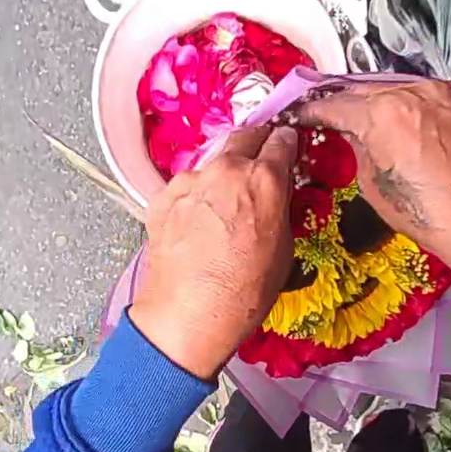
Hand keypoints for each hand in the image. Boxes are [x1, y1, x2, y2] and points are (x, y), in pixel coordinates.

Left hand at [129, 125, 298, 377]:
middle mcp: (226, 169)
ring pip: (214, 163)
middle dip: (257, 145)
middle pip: (245, 137)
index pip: (281, 141)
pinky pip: (188, 186)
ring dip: (224, 174)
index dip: (287, 145)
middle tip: (262, 161)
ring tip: (226, 204)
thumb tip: (277, 195)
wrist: (190, 314)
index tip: (287, 149)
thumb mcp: (284, 248)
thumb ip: (281, 208)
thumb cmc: (246, 289)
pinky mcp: (163, 197)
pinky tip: (200, 221)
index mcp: (264, 179)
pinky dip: (198, 195)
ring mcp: (190, 180)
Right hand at [298, 79, 450, 284]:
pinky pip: (427, 97)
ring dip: (381, 103)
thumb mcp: (372, 185)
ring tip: (371, 122)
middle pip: (366, 90)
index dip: (315, 111)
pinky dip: (413, 108)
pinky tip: (408, 126)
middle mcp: (413, 93)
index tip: (305, 114)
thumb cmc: (427, 212)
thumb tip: (357, 136)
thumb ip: (359, 149)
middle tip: (334, 117)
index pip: (336, 105)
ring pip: (399, 89)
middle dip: (347, 103)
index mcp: (383, 113)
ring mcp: (442, 94)